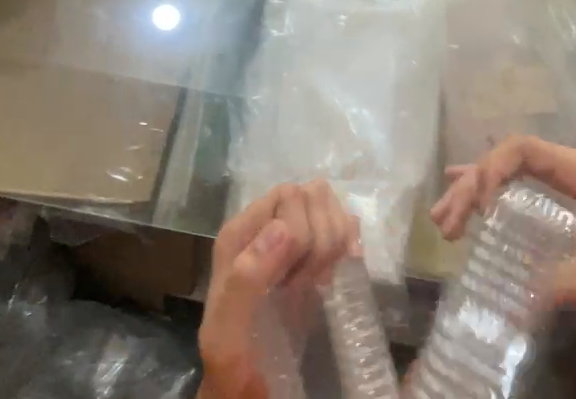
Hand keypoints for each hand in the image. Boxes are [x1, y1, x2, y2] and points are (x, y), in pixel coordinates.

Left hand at [199, 181, 360, 398]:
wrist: (248, 391)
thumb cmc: (235, 366)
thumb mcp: (226, 334)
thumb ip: (245, 281)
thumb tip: (284, 228)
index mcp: (239, 234)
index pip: (289, 197)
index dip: (303, 233)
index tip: (295, 280)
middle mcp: (263, 226)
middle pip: (312, 196)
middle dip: (321, 239)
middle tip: (309, 282)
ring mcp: (288, 236)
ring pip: (328, 205)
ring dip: (335, 241)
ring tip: (320, 279)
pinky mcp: (311, 251)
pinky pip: (341, 221)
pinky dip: (348, 242)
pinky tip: (340, 270)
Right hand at [429, 136, 575, 311]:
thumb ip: (560, 285)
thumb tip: (515, 305)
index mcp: (575, 170)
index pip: (521, 148)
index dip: (493, 168)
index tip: (480, 206)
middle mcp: (562, 167)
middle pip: (504, 160)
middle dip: (471, 187)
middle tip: (447, 223)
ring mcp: (558, 180)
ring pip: (504, 172)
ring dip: (471, 190)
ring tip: (442, 218)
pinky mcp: (556, 198)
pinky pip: (512, 182)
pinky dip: (485, 190)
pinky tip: (460, 196)